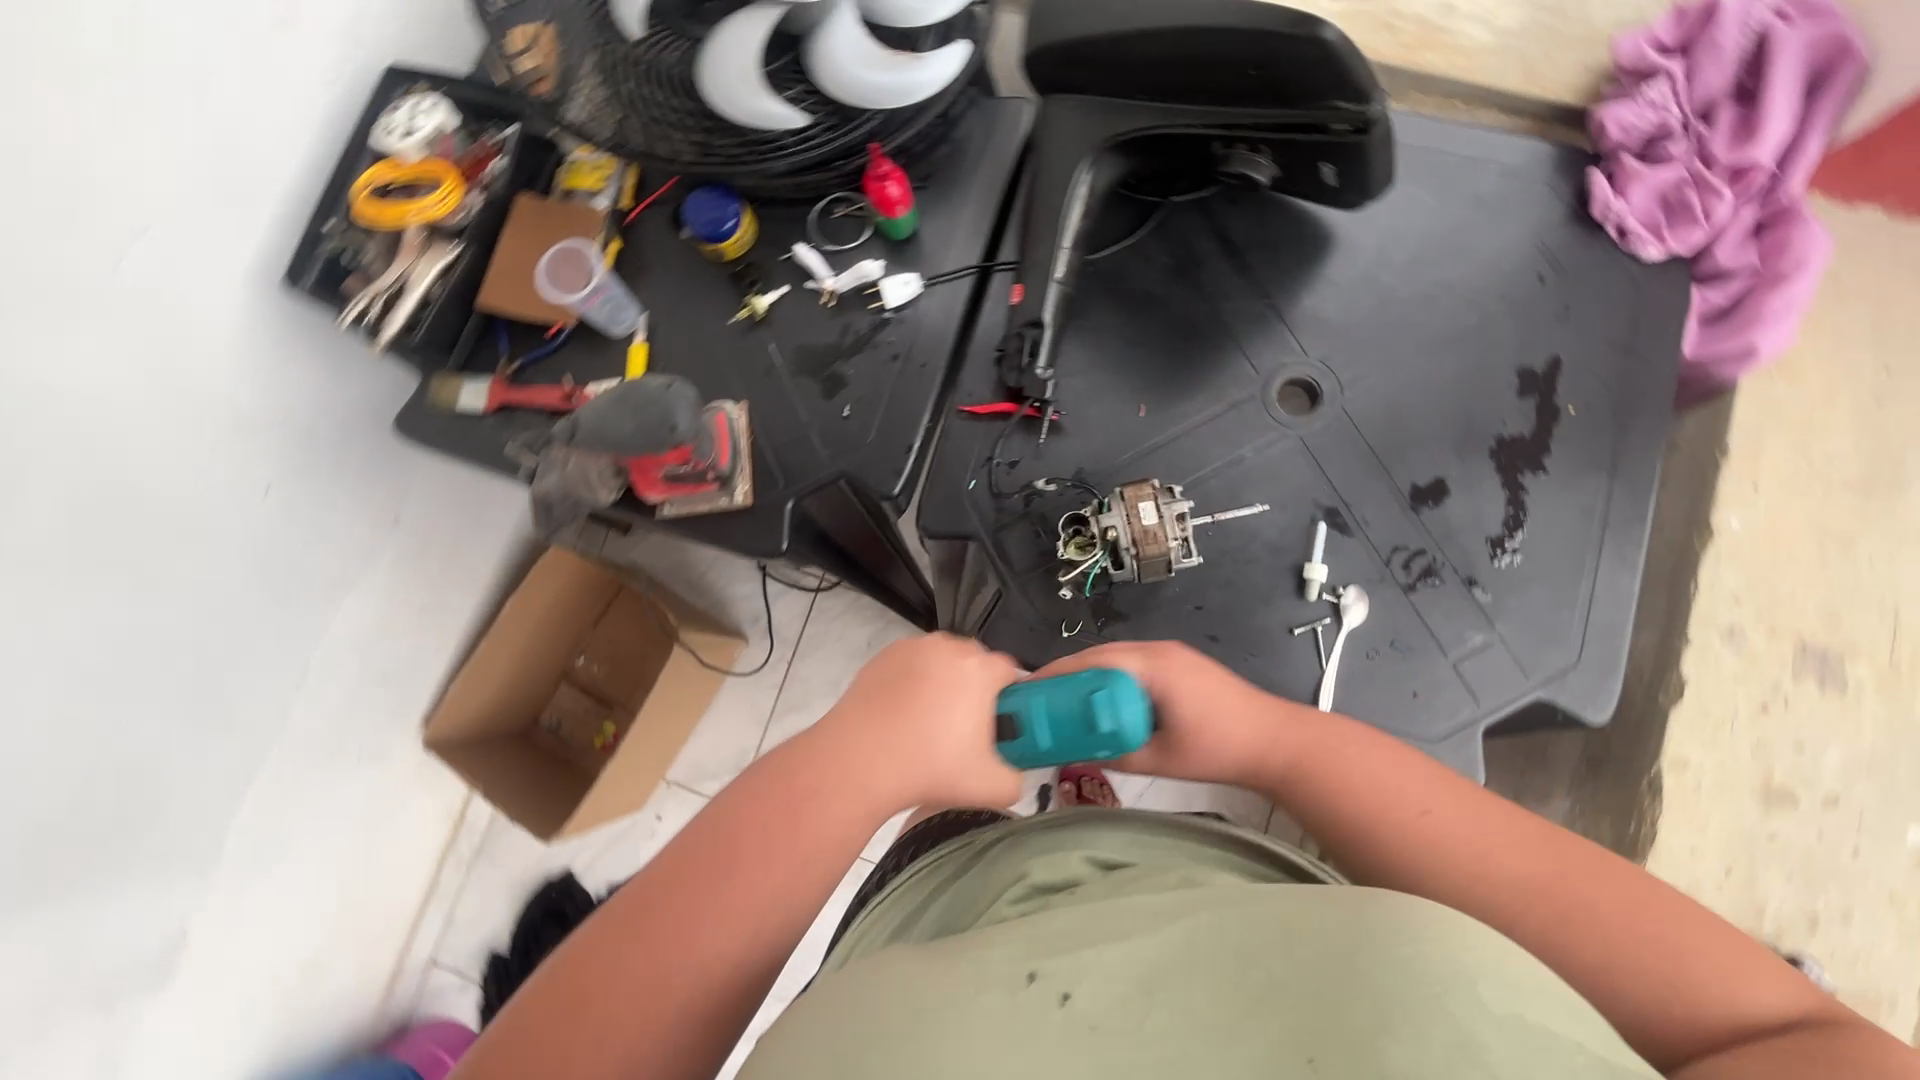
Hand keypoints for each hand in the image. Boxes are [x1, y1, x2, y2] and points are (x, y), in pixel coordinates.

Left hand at [810, 634, 1025, 812]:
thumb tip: (1013, 772)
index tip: (998, 724)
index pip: (1010, 672)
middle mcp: (949, 647)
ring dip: (943, 683)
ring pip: (941, 661)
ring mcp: (912, 647)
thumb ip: (1017, 779)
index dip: (1008, 698)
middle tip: (964, 728)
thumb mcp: (991, 787)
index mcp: (980, 669)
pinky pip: (911, 664)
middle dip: (975, 689)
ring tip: (928, 723)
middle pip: (975, 662)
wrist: (857, 761)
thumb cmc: (929, 768)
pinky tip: (902, 714)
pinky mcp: (882, 655)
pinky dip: (912, 682)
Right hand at [1032, 641, 1299, 789]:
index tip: (1029, 690)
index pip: (1091, 660)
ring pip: (1117, 658)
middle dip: (1068, 674)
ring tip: (1064, 703)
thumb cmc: (1219, 749)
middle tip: (1040, 700)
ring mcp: (1172, 655)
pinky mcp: (1181, 665)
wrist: (1276, 742)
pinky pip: (1134, 665)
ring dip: (1090, 676)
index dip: (1057, 673)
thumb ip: (1113, 754)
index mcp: (1152, 665)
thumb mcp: (1159, 759)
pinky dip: (1112, 680)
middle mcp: (1159, 650)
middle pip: (1100, 654)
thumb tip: (1072, 756)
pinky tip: (1102, 703)